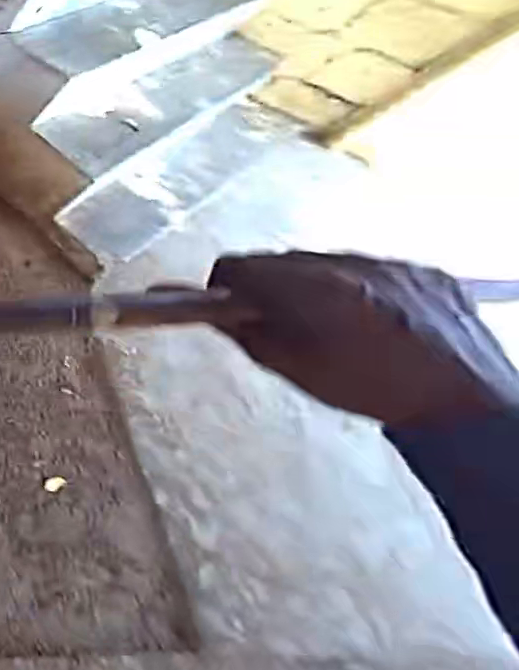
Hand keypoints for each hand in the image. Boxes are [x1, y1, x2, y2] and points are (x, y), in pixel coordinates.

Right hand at [209, 252, 518, 427]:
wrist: (470, 410)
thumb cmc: (369, 389)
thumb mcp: (285, 363)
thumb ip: (237, 326)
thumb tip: (199, 302)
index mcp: (316, 288)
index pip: (238, 263)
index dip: (225, 285)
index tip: (231, 305)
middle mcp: (355, 267)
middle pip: (280, 259)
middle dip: (270, 284)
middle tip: (279, 317)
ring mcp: (397, 267)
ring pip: (323, 260)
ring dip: (313, 282)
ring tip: (329, 318)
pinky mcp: (429, 273)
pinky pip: (369, 267)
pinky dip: (357, 286)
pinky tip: (368, 315)